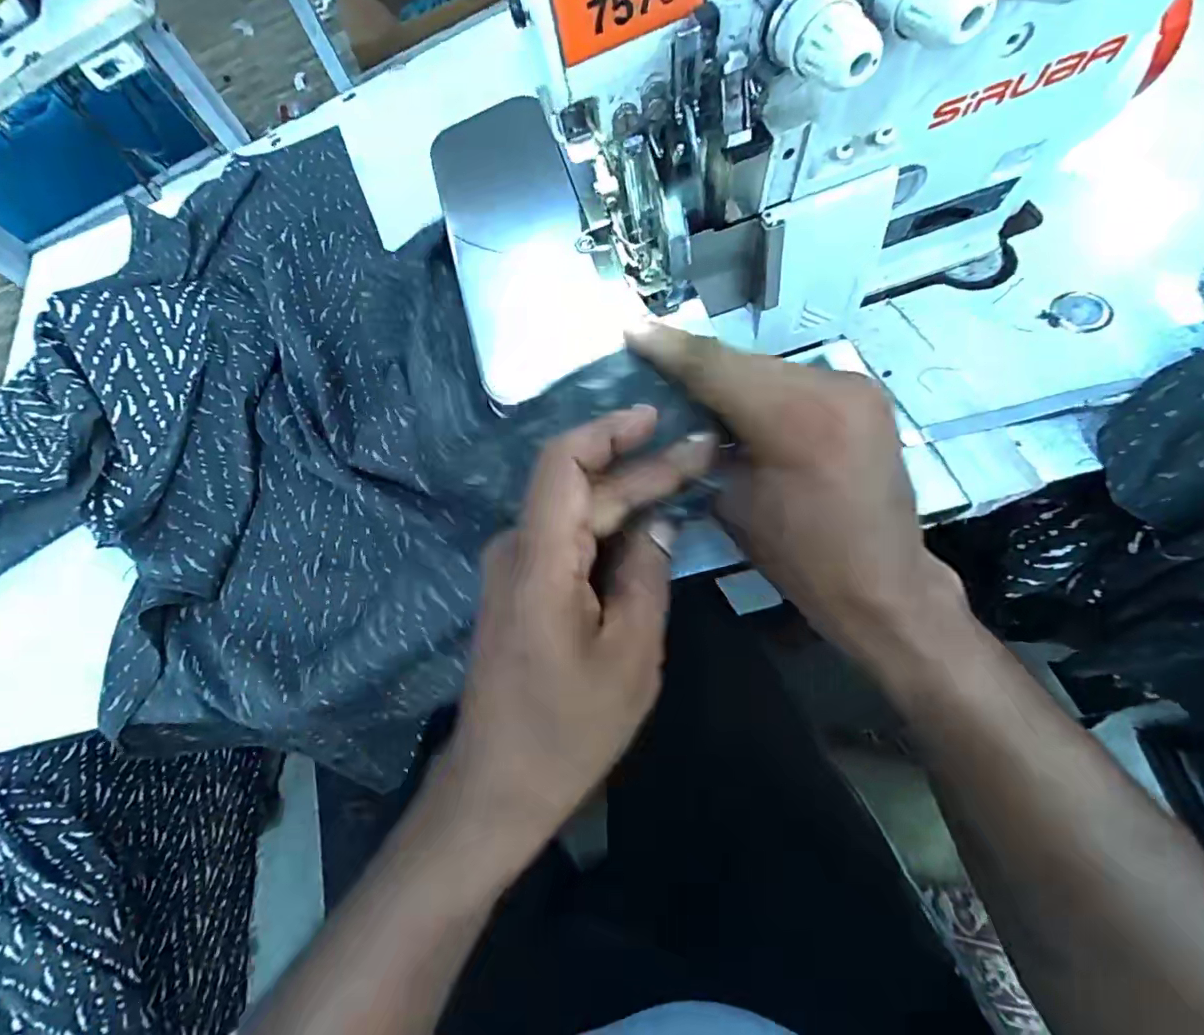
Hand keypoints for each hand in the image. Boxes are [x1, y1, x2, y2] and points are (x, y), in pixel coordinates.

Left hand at [443, 406, 714, 848]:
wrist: (499, 785)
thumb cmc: (569, 729)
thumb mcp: (631, 655)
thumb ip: (646, 577)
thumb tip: (659, 524)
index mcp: (539, 560)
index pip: (564, 464)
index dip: (608, 431)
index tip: (657, 417)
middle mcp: (517, 551)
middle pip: (582, 489)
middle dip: (642, 469)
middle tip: (704, 453)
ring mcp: (515, 571)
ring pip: (577, 514)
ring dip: (630, 498)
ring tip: (689, 481)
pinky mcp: (522, 591)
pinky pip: (569, 542)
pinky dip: (610, 530)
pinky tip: (650, 526)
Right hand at [626, 321, 962, 659]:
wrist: (884, 585)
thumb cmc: (803, 560)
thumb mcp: (736, 506)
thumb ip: (707, 452)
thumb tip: (687, 421)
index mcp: (795, 418)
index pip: (716, 368)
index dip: (668, 348)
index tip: (632, 329)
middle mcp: (832, 387)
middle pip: (745, 362)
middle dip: (698, 364)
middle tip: (654, 358)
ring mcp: (856, 387)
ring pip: (772, 369)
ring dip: (733, 378)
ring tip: (693, 384)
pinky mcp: (867, 397)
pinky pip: (800, 383)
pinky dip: (767, 391)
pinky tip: (742, 404)